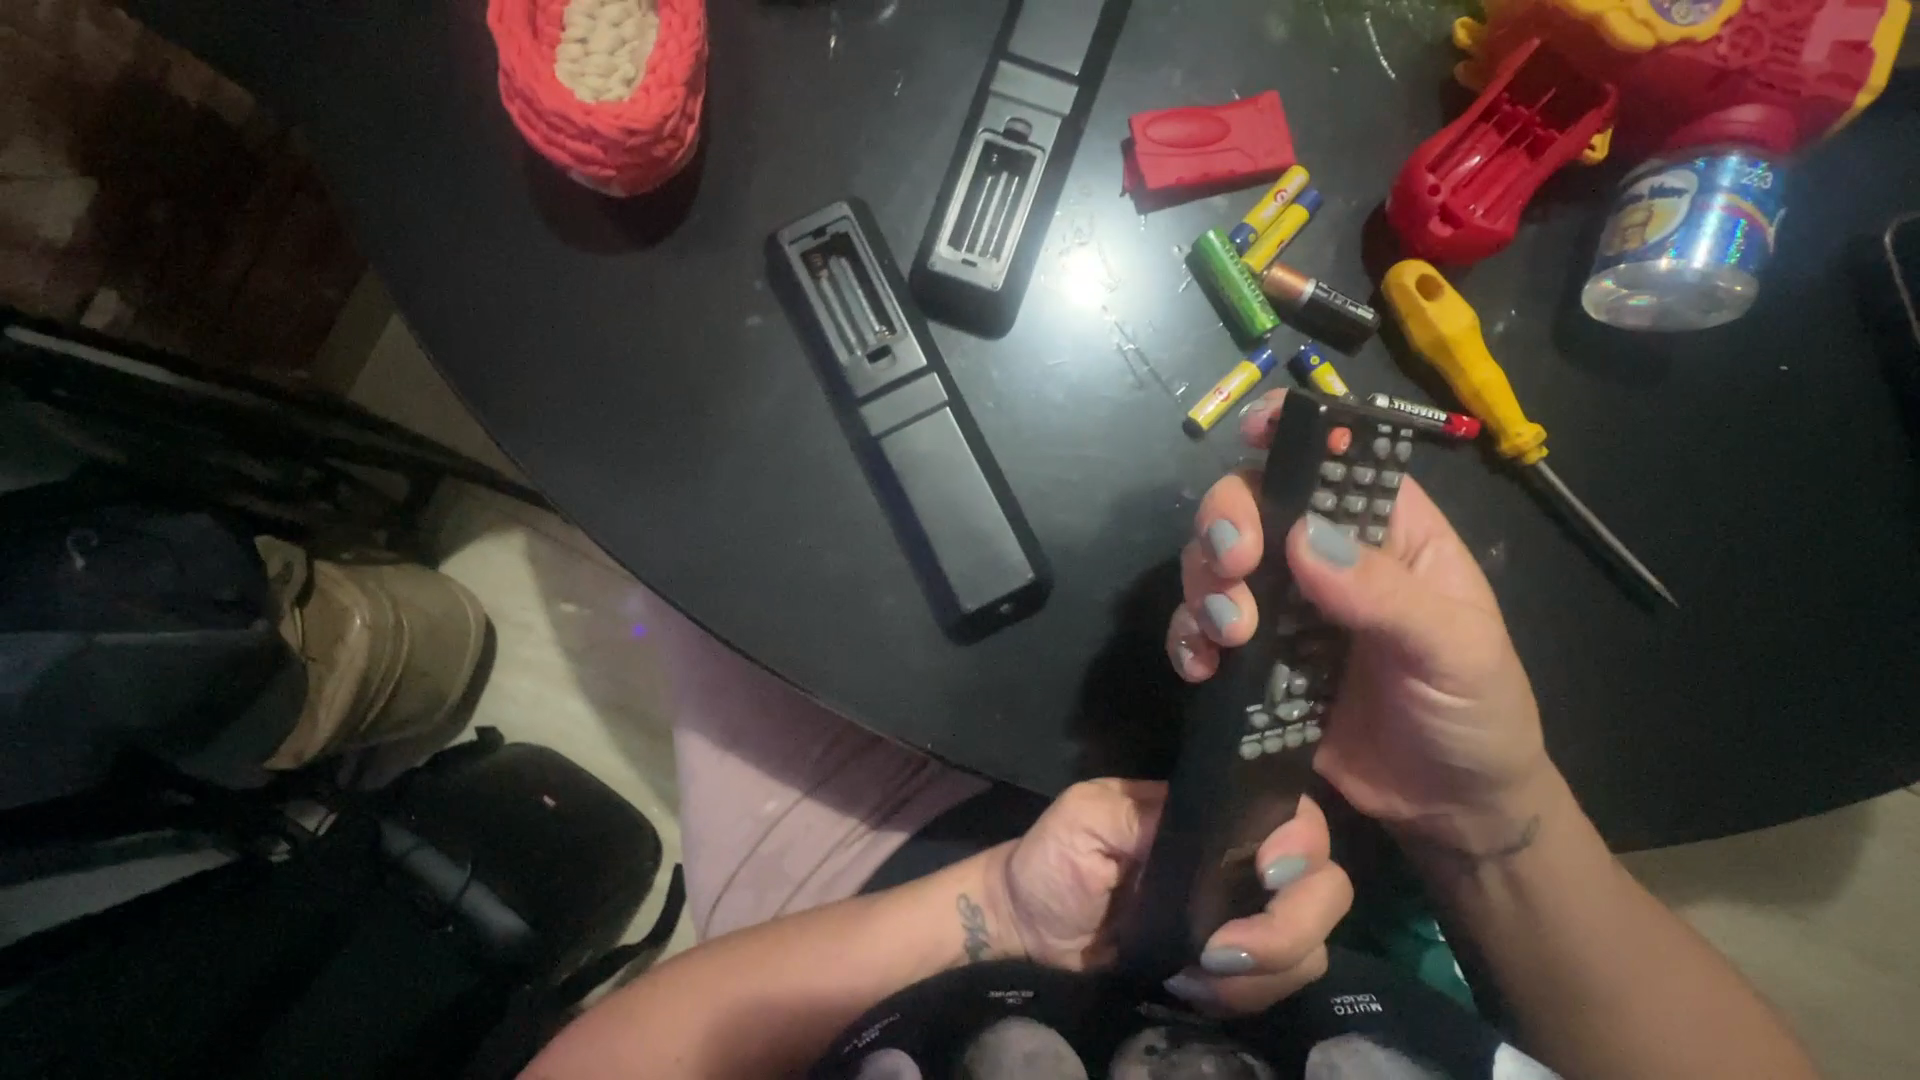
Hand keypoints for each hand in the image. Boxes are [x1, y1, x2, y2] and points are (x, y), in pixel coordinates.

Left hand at [983, 778, 1350, 1013]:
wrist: (1030, 928)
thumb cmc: (1054, 858)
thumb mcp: (1087, 818)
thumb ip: (1142, 813)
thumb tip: (1203, 825)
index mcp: (1210, 816)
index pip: (1293, 817)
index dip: (1301, 845)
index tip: (1268, 873)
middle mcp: (1239, 863)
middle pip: (1322, 887)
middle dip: (1289, 926)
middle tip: (1222, 949)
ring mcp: (1240, 918)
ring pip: (1309, 946)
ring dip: (1263, 969)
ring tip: (1196, 970)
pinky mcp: (1231, 969)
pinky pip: (1275, 987)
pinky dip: (1243, 996)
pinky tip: (1191, 987)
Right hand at [1165, 390, 1555, 854]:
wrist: (1450, 808)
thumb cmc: (1477, 713)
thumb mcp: (1456, 649)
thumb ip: (1386, 594)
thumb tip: (1303, 539)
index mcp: (1385, 532)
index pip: (1333, 461)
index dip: (1291, 434)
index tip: (1251, 436)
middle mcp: (1322, 559)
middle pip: (1251, 507)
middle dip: (1226, 526)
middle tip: (1234, 567)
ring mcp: (1280, 610)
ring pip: (1213, 566)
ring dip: (1203, 587)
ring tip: (1228, 634)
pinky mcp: (1251, 662)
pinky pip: (1201, 633)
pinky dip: (1188, 641)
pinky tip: (1202, 668)